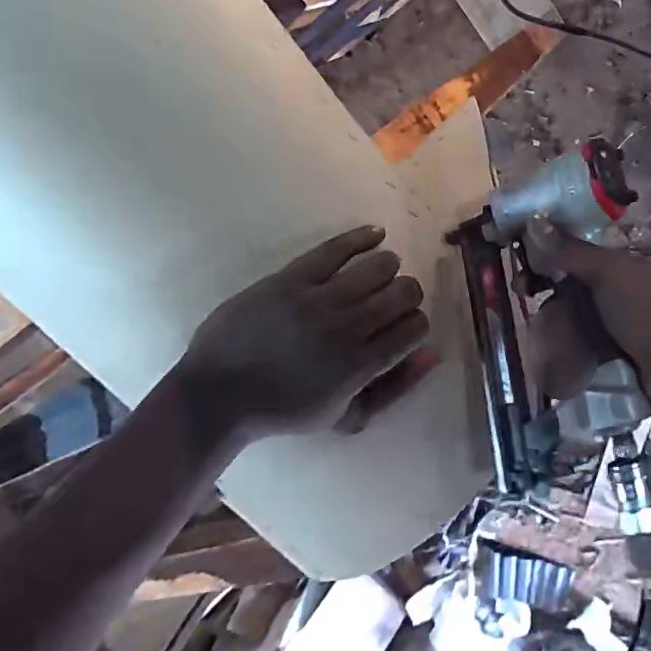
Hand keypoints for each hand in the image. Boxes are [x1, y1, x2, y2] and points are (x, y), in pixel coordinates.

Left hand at [174, 225, 431, 442]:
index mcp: (361, 365)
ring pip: (380, 266)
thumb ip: (394, 388)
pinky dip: (363, 237)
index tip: (401, 326)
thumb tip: (434, 353)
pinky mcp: (291, 279)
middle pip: (406, 292)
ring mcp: (318, 301)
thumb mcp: (345, 416)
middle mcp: (347, 329)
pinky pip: (337, 248)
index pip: (416, 327)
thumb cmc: (284, 410)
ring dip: (388, 269)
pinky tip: (376, 234)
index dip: (415, 323)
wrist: (215, 396)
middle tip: (392, 301)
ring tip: (378, 275)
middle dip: (408, 295)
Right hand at [523, 219, 650, 415]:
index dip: (546, 260)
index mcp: (618, 267)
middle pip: (569, 292)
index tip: (520, 272)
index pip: (574, 256)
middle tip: (528, 312)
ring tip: (540, 342)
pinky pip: (582, 352)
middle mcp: (616, 294)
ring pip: (573, 323)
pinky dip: (568, 356)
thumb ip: (571, 251)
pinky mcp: (615, 360)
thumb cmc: (645, 313)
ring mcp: (616, 328)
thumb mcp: (607, 275)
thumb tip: (534, 219)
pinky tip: (553, 366)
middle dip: (547, 300)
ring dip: (555, 331)